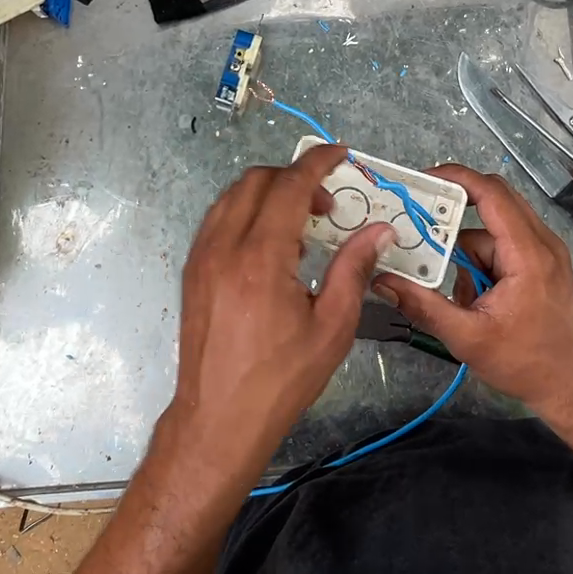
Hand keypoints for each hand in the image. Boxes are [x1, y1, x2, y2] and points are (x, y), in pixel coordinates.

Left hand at [167, 144, 394, 477]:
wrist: (218, 419)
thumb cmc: (281, 378)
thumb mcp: (332, 327)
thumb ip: (354, 269)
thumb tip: (380, 231)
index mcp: (261, 258)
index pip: (288, 186)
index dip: (316, 163)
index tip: (339, 154)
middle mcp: (224, 245)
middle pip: (257, 181)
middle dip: (295, 178)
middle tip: (326, 206)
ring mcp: (201, 255)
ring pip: (233, 195)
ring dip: (268, 192)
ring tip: (300, 224)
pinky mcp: (192, 268)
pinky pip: (218, 218)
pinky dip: (246, 210)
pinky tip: (269, 242)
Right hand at [374, 165, 572, 417]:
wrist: (571, 388)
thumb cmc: (524, 363)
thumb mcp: (467, 338)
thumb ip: (423, 305)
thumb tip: (381, 280)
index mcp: (527, 252)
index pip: (491, 193)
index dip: (456, 178)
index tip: (422, 179)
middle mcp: (541, 241)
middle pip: (493, 199)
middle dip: (454, 209)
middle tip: (418, 220)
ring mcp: (545, 250)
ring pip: (493, 226)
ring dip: (467, 248)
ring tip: (455, 287)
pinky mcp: (542, 262)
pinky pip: (502, 243)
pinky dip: (481, 260)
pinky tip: (474, 295)